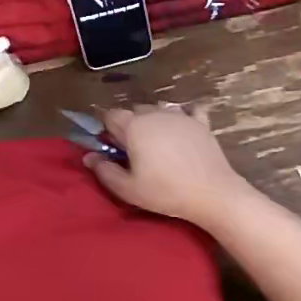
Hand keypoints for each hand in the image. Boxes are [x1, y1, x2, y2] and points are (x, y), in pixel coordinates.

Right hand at [85, 104, 253, 226]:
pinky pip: (189, 110)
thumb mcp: (128, 188)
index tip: (113, 148)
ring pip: (160, 108)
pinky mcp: (201, 122)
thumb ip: (105, 171)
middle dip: (131, 125)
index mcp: (134, 126)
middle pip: (135, 111)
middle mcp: (156, 113)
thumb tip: (89, 157)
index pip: (111, 115)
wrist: (211, 192)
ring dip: (155, 120)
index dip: (108, 130)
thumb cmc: (165, 191)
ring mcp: (181, 115)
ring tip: (159, 144)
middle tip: (136, 151)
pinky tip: (183, 130)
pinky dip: (183, 116)